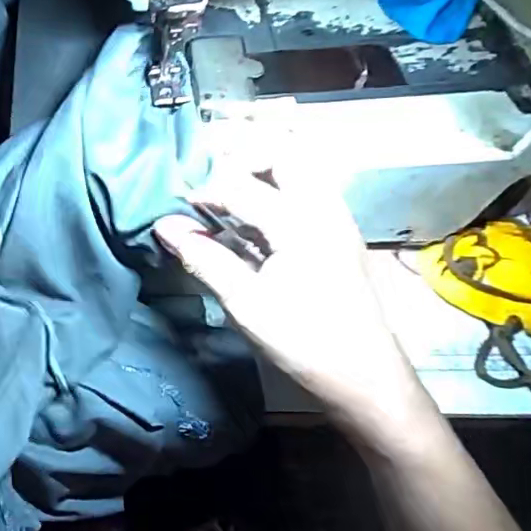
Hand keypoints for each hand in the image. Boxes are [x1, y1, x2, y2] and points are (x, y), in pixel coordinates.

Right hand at [153, 161, 430, 438]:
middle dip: (241, 160)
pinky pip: (307, 192)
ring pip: (299, 170)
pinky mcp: (340, 234)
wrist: (365, 376)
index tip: (178, 205)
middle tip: (210, 184)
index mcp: (299, 220)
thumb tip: (165, 226)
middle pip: (282, 154)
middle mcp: (323, 207)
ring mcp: (336, 218)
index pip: (240, 183)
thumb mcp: (245, 303)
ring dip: (262, 173)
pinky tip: (253, 223)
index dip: (203, 189)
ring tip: (228, 199)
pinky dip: (278, 193)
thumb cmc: (303, 340)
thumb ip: (204, 258)